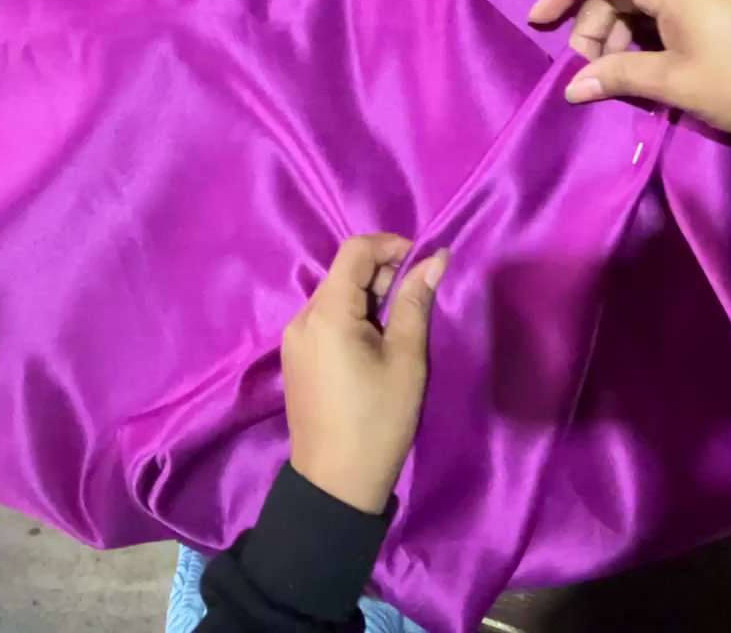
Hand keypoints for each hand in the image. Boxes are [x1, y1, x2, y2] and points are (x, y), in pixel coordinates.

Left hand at [283, 234, 448, 514]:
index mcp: (327, 312)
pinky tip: (374, 345)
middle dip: (384, 274)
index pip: (355, 250)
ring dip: (371, 296)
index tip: (422, 264)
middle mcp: (303, 316)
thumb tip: (436, 257)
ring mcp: (295, 337)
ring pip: (337, 293)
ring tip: (398, 330)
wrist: (336, 486)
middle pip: (345, 271)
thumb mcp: (406, 357)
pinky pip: (327, 317)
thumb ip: (416, 300)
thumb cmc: (378, 420)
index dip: (391, 245)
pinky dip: (354, 315)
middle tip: (415, 305)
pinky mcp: (297, 356)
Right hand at [527, 0, 730, 142]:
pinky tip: (645, 67)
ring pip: (641, 0)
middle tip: (589, 73)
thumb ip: (618, 76)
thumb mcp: (675, 83)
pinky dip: (644, 35)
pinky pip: (667, 10)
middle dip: (592, 26)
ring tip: (619, 77)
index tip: (539, 23)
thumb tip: (572, 86)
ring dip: (618, 36)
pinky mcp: (723, 6)